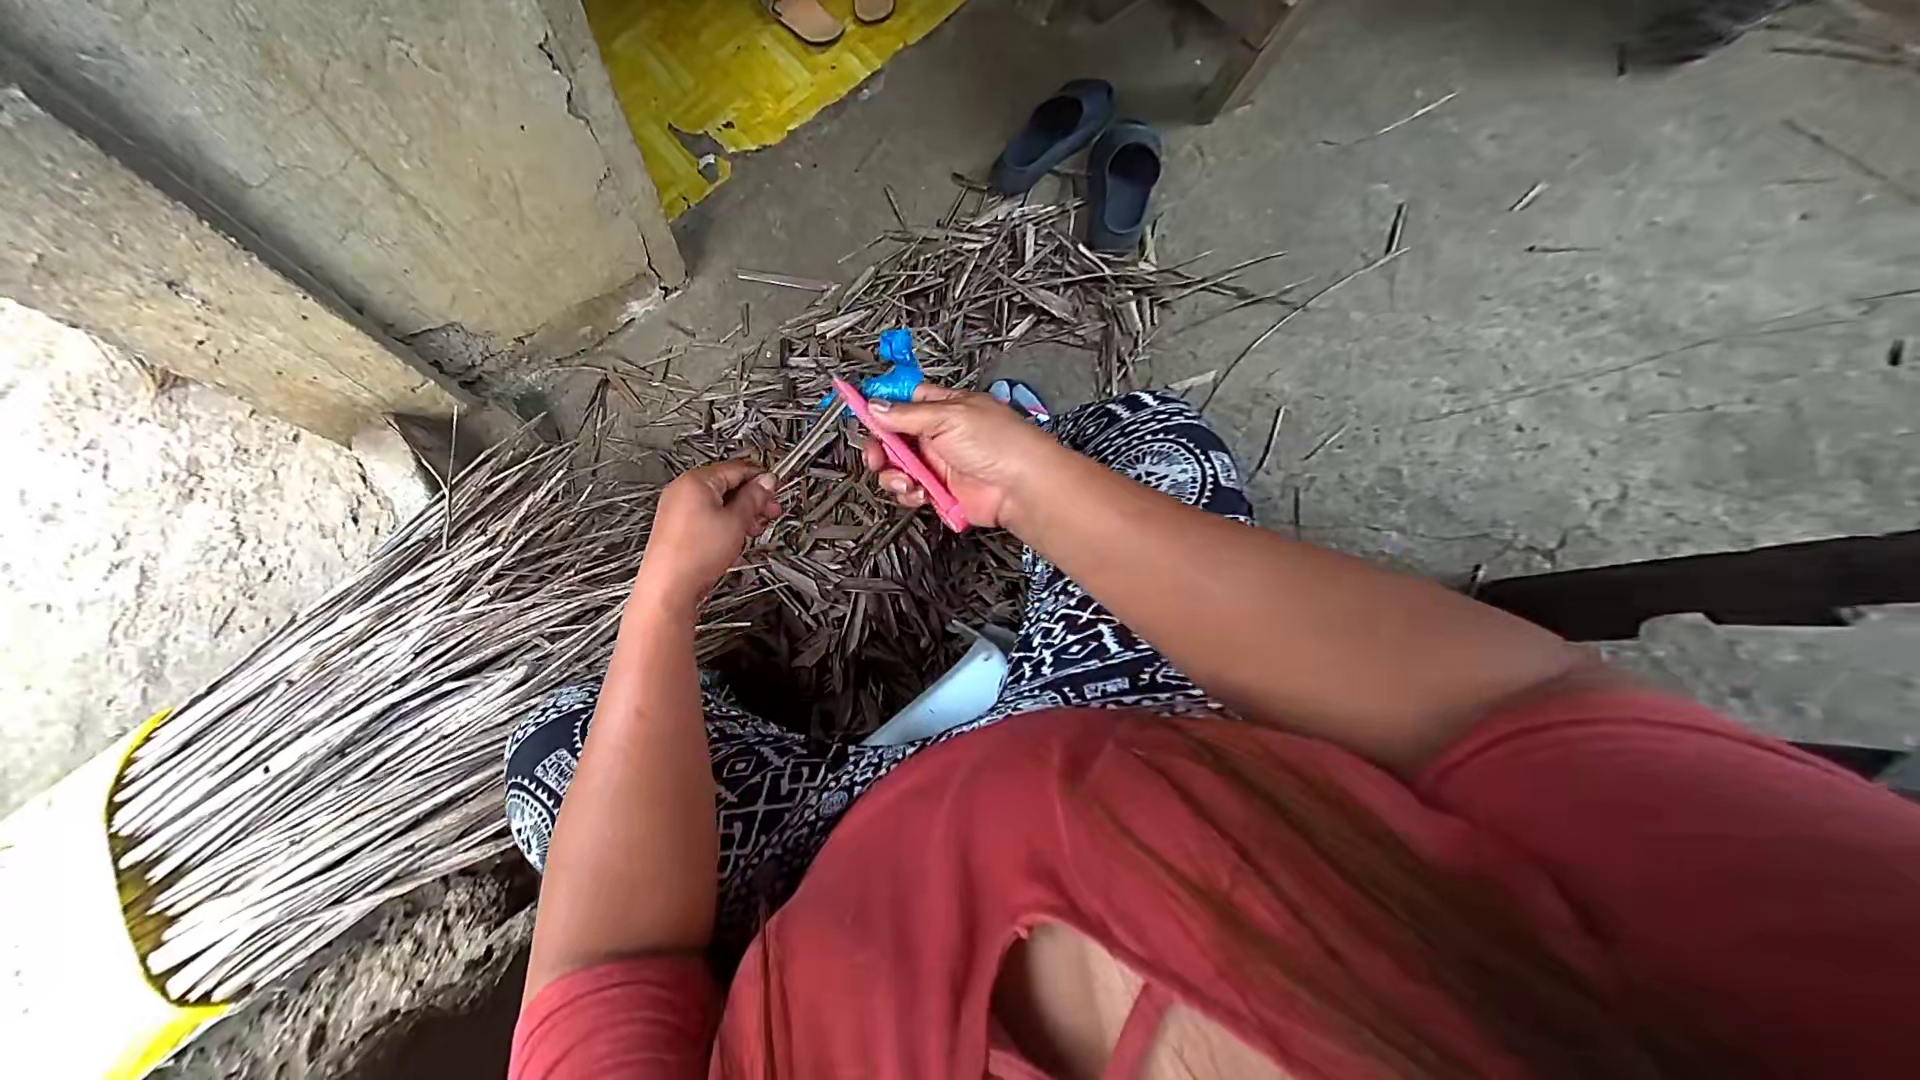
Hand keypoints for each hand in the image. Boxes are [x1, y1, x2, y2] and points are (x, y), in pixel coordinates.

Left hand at [636, 461, 780, 609]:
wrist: (670, 587)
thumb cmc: (694, 554)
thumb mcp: (736, 521)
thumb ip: (754, 498)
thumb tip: (765, 482)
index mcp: (695, 481)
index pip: (737, 468)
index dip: (760, 478)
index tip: (775, 489)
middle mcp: (682, 491)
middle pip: (728, 485)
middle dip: (752, 499)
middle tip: (769, 511)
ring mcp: (678, 509)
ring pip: (719, 502)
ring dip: (741, 513)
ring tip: (753, 528)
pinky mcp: (678, 527)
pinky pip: (708, 516)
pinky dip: (725, 523)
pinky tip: (736, 537)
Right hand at [861, 385, 1066, 529]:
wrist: (1021, 487)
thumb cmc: (1002, 444)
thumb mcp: (949, 417)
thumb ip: (907, 414)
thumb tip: (876, 406)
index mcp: (943, 408)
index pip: (902, 402)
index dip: (881, 407)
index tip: (861, 411)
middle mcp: (939, 435)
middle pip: (893, 439)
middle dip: (880, 448)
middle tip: (878, 455)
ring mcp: (939, 464)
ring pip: (898, 468)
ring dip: (894, 475)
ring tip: (906, 479)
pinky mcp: (941, 491)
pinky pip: (911, 492)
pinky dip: (909, 494)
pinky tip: (919, 492)